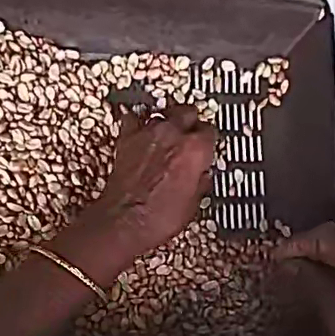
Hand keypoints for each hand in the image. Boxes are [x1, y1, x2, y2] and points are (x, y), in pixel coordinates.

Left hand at [78, 106, 216, 259]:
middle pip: (187, 113)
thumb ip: (200, 182)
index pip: (210, 131)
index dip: (208, 141)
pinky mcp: (126, 138)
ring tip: (168, 136)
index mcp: (195, 149)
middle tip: (190, 136)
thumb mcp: (192, 205)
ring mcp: (148, 133)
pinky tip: (142, 134)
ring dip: (167, 123)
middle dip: (190, 123)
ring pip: (163, 113)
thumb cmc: (156, 217)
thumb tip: (202, 176)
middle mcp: (173, 134)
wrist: (124, 222)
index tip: (207, 148)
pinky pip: (134, 119)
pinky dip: (139, 125)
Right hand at [275, 224, 334, 335]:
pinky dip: (331, 263)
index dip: (297, 243)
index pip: (327, 238)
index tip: (275, 254)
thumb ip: (312, 282)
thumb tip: (290, 263)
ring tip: (293, 269)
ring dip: (317, 255)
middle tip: (280, 262)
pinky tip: (316, 276)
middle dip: (305, 247)